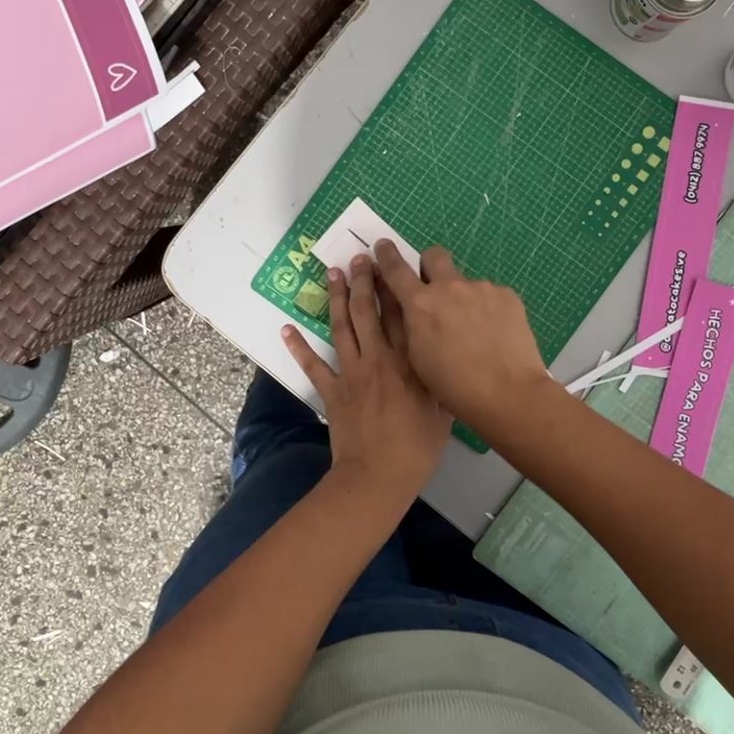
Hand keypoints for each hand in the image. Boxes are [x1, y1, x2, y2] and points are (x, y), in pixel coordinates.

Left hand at [282, 255, 451, 510]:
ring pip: (342, 328)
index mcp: (409, 362)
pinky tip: (286, 328)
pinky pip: (312, 366)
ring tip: (333, 272)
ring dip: (336, 298)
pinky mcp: (331, 391)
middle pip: (369, 311)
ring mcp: (352, 373)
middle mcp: (379, 359)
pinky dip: (298, 347)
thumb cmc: (417, 449)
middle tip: (360, 257)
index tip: (394, 262)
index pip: (403, 314)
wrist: (377, 477)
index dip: (398, 285)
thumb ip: (442, 385)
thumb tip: (446, 364)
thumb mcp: (443, 415)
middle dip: (364, 281)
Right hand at [373, 241, 550, 427]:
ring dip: (464, 298)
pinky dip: (488, 310)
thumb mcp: (417, 358)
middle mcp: (449, 287)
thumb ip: (412, 325)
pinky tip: (495, 335)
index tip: (383, 246)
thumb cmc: (454, 386)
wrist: (508, 394)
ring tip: (475, 331)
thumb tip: (414, 310)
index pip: (396, 269)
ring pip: (465, 283)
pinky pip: (491, 296)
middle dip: (430, 265)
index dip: (386, 256)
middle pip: (434, 255)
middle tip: (434, 287)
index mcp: (421, 304)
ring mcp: (481, 288)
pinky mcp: (507, 296)